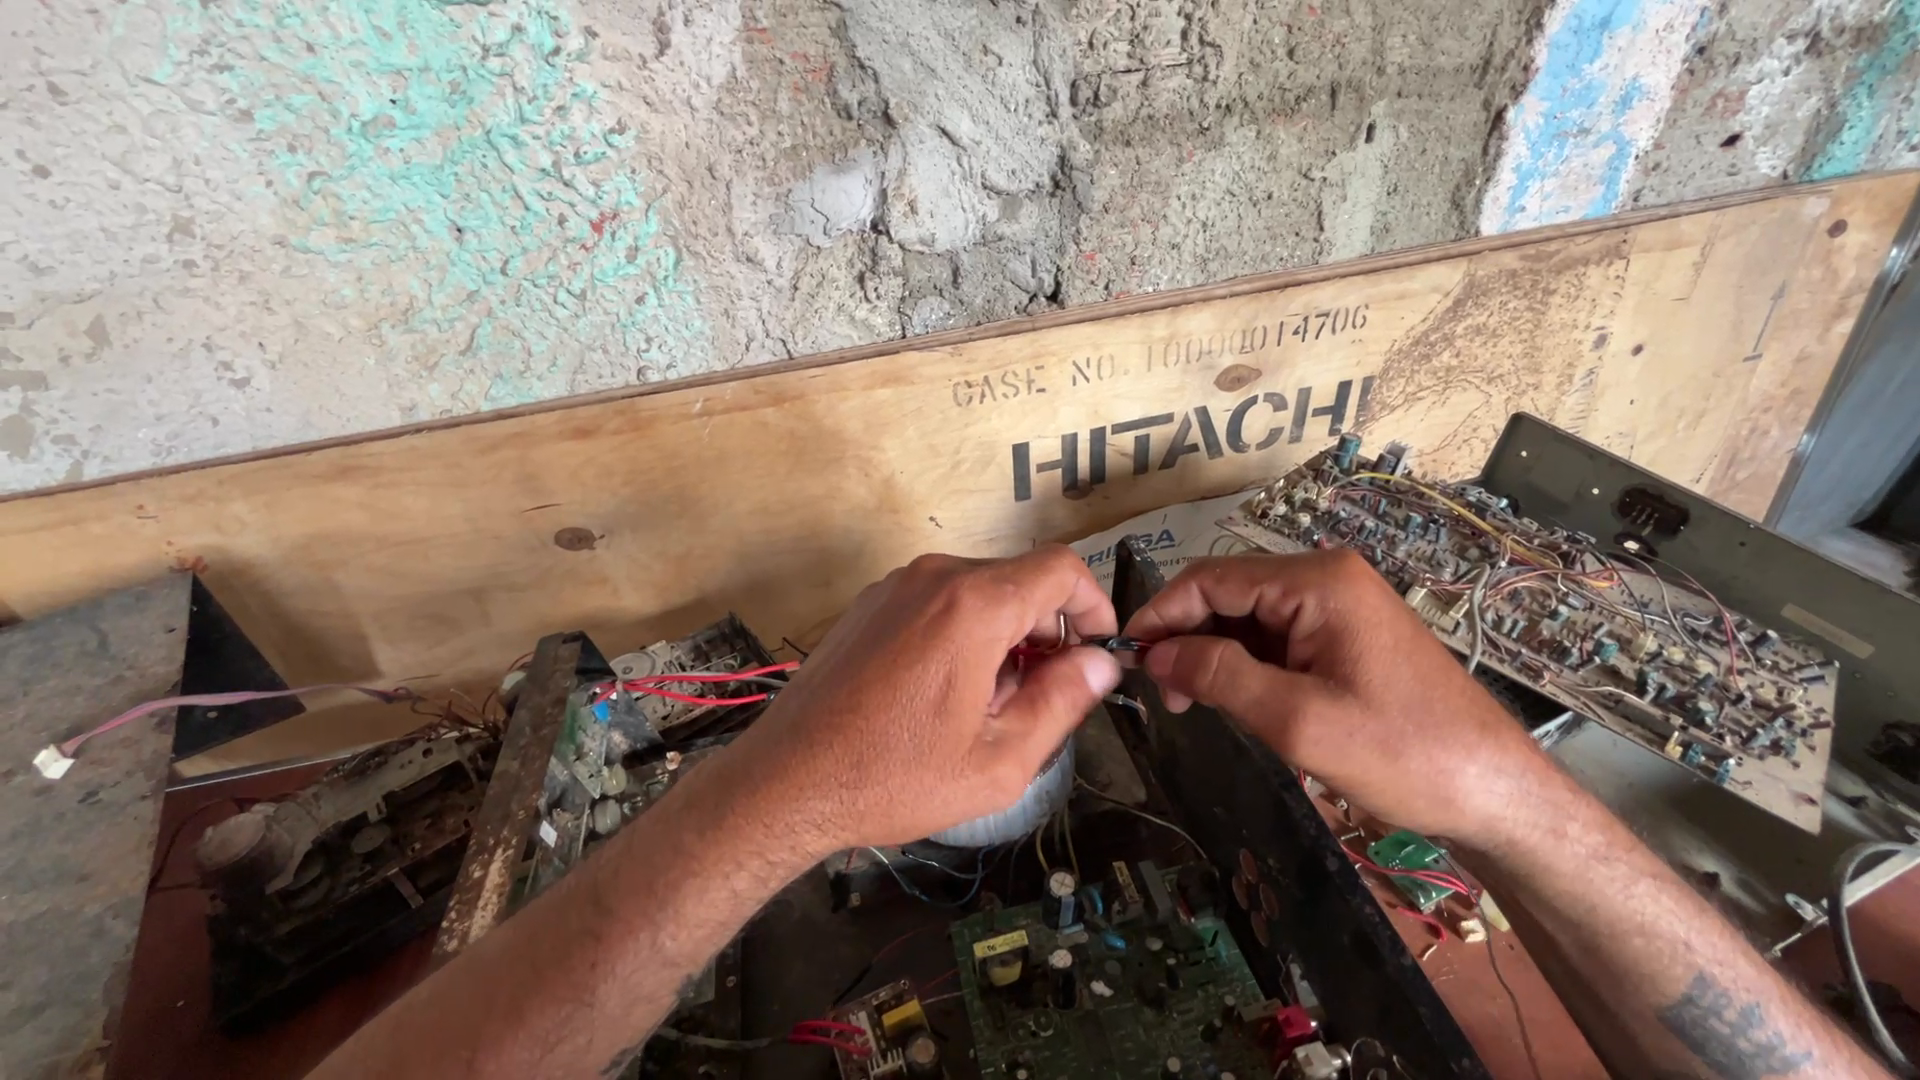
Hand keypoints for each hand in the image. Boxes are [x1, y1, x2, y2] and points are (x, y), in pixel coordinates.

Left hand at [719, 547, 1122, 854]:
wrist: (786, 780)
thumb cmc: (894, 776)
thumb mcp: (999, 760)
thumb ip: (1063, 701)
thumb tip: (1100, 663)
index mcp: (974, 605)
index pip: (1061, 569)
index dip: (1093, 605)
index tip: (1096, 651)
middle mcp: (935, 576)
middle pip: (1021, 581)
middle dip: (1046, 632)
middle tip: (1039, 697)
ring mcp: (896, 585)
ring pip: (980, 591)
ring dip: (1003, 636)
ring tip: (985, 705)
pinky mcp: (871, 602)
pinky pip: (939, 601)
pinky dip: (963, 632)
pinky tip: (942, 692)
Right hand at [1122, 551, 1554, 849]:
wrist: (1497, 793)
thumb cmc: (1402, 754)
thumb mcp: (1297, 720)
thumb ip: (1219, 676)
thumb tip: (1154, 655)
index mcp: (1318, 582)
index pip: (1211, 578)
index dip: (1162, 613)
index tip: (1126, 655)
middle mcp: (1326, 578)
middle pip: (1228, 592)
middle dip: (1186, 637)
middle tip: (1160, 692)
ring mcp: (1339, 604)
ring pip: (1248, 615)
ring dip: (1212, 653)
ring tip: (1190, 702)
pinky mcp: (1344, 634)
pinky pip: (1275, 635)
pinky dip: (1244, 663)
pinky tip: (1230, 697)